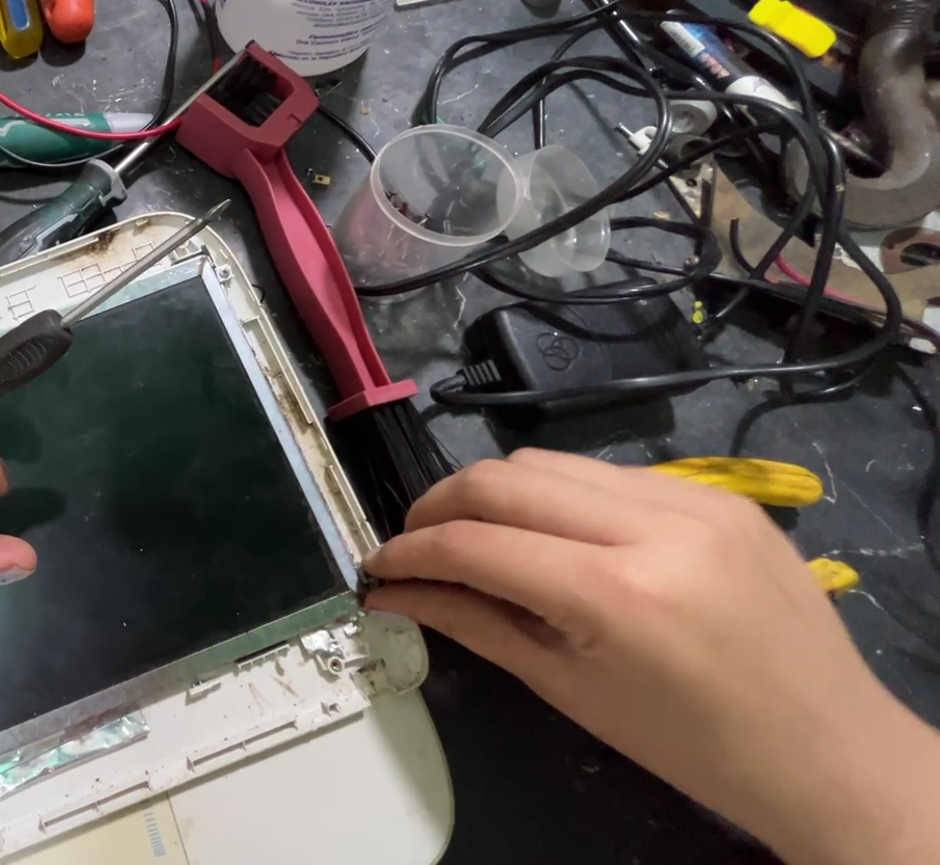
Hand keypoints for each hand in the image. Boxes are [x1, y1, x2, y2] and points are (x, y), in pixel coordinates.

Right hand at [365, 450, 939, 864]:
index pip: (474, 545)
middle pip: (496, 480)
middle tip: (414, 543)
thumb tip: (389, 592)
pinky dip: (546, 494)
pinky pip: (593, 471)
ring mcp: (693, 501)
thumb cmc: (690, 744)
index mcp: (620, 596)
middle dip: (434, 508)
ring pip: (537, 461)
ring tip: (473, 534)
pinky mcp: (713, 493)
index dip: (410, 550)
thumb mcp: (562, 686)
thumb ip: (466, 621)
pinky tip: (546, 532)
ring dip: (486, 493)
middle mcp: (657, 530)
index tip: (379, 566)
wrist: (842, 759)